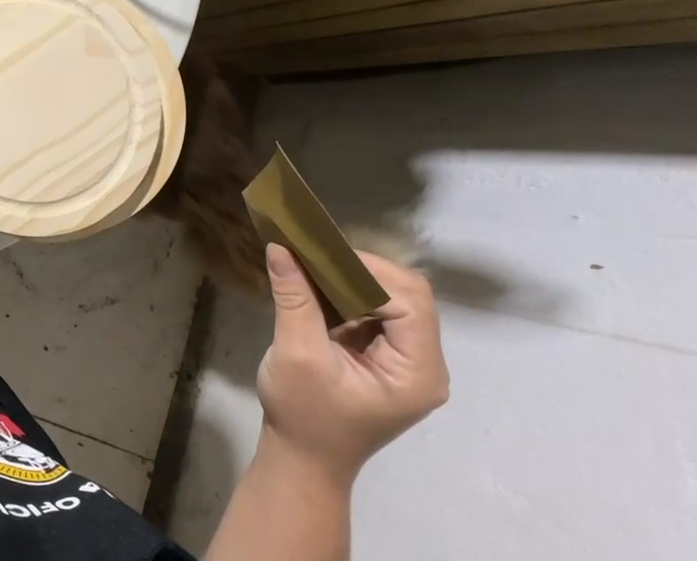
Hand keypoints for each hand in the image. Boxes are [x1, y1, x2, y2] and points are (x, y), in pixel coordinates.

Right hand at [255, 244, 448, 484]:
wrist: (302, 457)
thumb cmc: (304, 413)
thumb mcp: (296, 354)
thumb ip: (294, 299)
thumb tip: (280, 247)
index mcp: (418, 370)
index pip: (410, 302)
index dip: (369, 272)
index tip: (318, 255)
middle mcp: (424, 364)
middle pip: (408, 298)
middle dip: (361, 272)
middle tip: (312, 257)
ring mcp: (407, 363)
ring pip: (392, 302)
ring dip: (352, 282)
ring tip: (310, 268)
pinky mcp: (385, 360)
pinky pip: (376, 315)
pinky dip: (347, 297)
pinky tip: (316, 292)